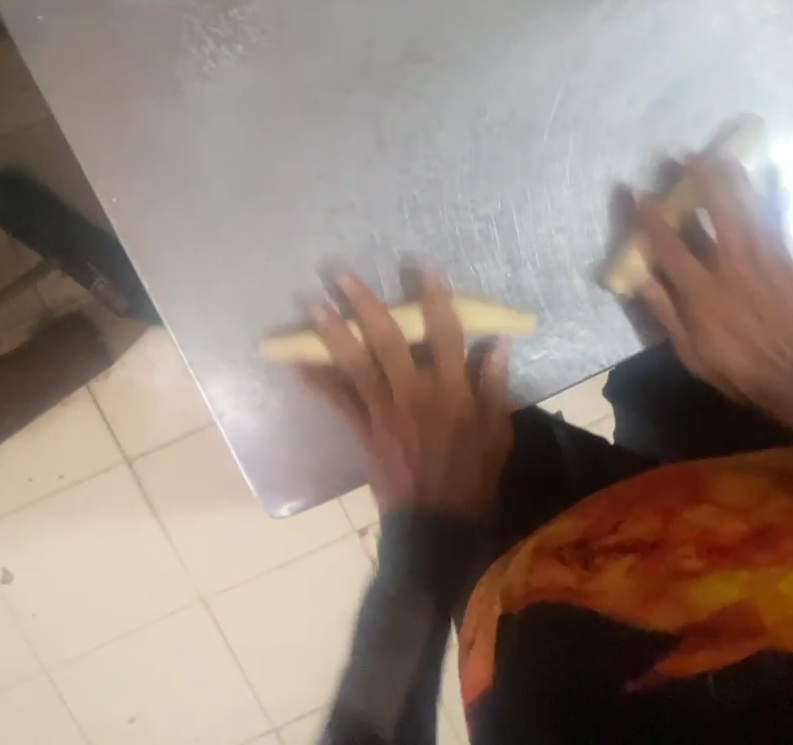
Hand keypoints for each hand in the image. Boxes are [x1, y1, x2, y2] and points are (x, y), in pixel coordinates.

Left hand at [300, 267, 512, 517]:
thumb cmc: (473, 477)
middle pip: (387, 340)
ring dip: (330, 332)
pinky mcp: (363, 429)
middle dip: (363, 304)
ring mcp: (383, 411)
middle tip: (340, 274)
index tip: (425, 268)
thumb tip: (496, 343)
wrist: (435, 525)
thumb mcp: (497, 432)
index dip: (436, 299)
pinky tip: (295, 359)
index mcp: (451, 392)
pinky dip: (316, 379)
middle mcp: (413, 394)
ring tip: (310, 302)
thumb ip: (494, 385)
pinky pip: (337, 400)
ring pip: (354, 364)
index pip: (444, 334)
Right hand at [634, 156, 792, 439]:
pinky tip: (776, 173)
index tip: (637, 190)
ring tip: (722, 154)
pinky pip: (778, 221)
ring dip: (733, 178)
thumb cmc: (735, 366)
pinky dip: (776, 196)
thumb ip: (664, 310)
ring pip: (748, 208)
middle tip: (684, 155)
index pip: (669, 244)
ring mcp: (762, 258)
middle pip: (715, 209)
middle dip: (698, 178)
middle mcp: (731, 264)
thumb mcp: (688, 349)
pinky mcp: (784, 261)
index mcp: (701, 288)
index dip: (650, 216)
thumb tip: (639, 278)